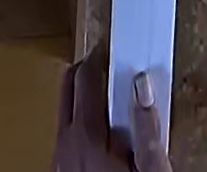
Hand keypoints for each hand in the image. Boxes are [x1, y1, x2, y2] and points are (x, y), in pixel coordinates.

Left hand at [53, 49, 172, 171]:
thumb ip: (148, 129)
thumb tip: (142, 83)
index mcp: (86, 135)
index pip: (85, 74)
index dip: (100, 56)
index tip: (113, 48)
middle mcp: (65, 140)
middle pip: (68, 82)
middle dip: (88, 69)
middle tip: (112, 68)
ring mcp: (59, 155)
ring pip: (65, 105)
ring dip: (83, 95)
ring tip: (114, 104)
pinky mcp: (59, 168)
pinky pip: (65, 129)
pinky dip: (80, 119)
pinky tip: (105, 135)